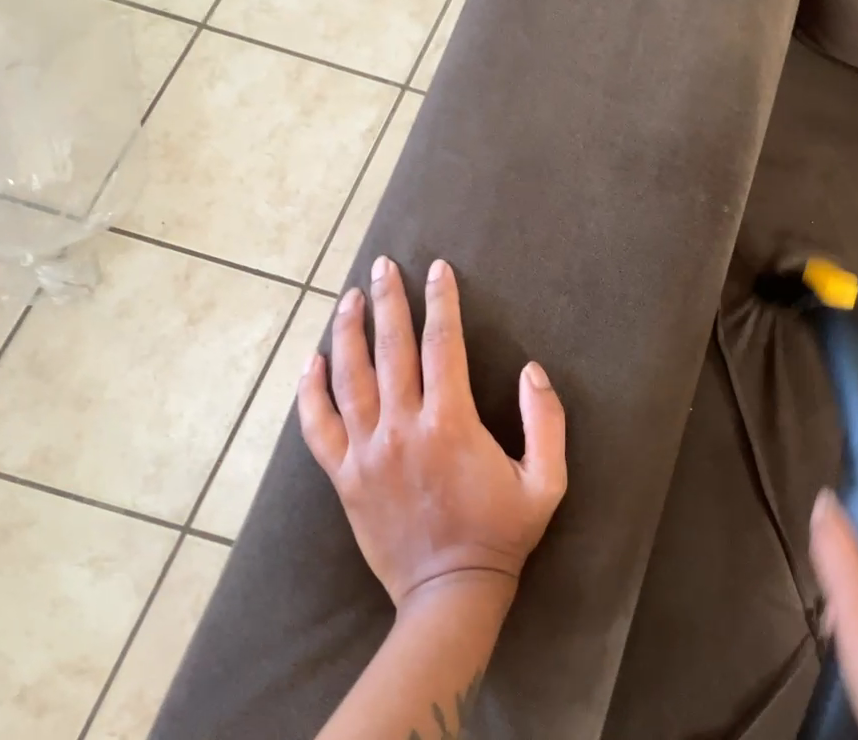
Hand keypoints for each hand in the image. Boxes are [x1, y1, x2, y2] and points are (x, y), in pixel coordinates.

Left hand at [298, 256, 567, 608]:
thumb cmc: (504, 531)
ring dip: (347, 334)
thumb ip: (545, 420)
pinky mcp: (344, 479)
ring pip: (348, 380)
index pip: (443, 346)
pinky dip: (310, 392)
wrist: (451, 592)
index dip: (441, 303)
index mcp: (451, 424)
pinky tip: (310, 362)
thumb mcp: (547, 479)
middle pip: (390, 351)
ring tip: (348, 298)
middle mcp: (402, 429)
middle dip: (388, 302)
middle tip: (383, 266)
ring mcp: (366, 454)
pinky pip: (318, 427)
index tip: (437, 269)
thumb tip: (531, 370)